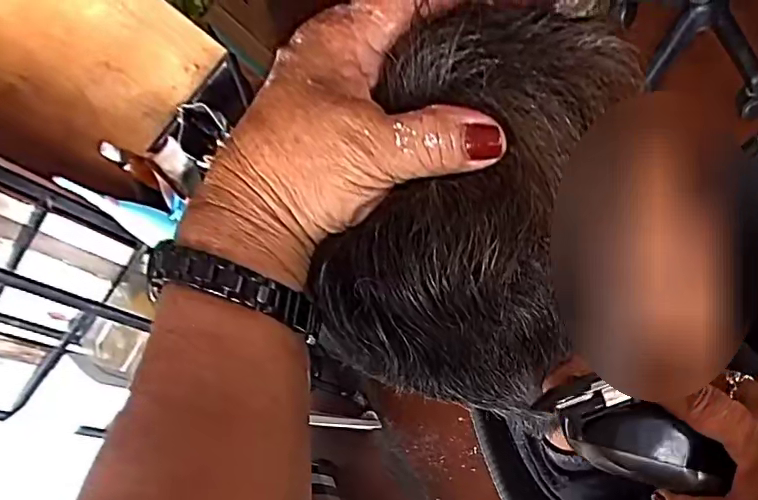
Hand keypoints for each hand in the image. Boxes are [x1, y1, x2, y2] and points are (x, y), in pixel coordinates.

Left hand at [177, 0, 506, 284]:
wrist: (266, 220)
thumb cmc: (291, 171)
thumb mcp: (377, 148)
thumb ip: (436, 139)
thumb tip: (487, 135)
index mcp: (342, 40)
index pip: (412, 2)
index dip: (455, 6)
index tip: (491, 14)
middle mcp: (340, 61)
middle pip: (408, 33)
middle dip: (450, 37)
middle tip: (489, 46)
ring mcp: (342, 98)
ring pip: (402, 75)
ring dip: (435, 80)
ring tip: (474, 88)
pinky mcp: (348, 137)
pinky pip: (397, 114)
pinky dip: (423, 118)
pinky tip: (440, 133)